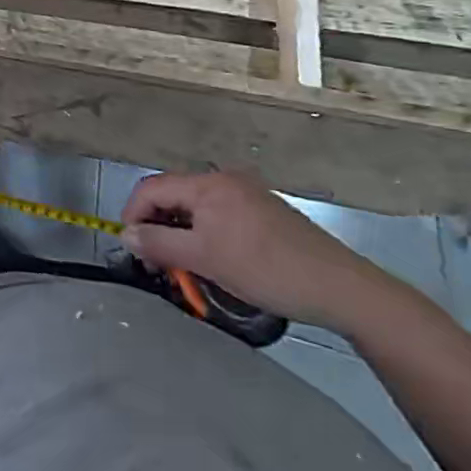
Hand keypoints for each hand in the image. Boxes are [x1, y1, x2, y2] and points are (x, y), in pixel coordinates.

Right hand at [121, 171, 398, 332]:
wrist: (346, 290)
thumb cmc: (267, 270)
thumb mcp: (204, 259)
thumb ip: (158, 244)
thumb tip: (124, 235)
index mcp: (208, 184)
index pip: (150, 189)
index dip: (133, 216)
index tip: (133, 248)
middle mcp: (225, 180)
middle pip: (172, 195)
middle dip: (157, 226)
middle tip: (157, 261)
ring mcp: (248, 194)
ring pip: (196, 207)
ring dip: (181, 232)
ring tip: (185, 263)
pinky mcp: (265, 212)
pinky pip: (219, 215)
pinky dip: (205, 233)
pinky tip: (214, 258)